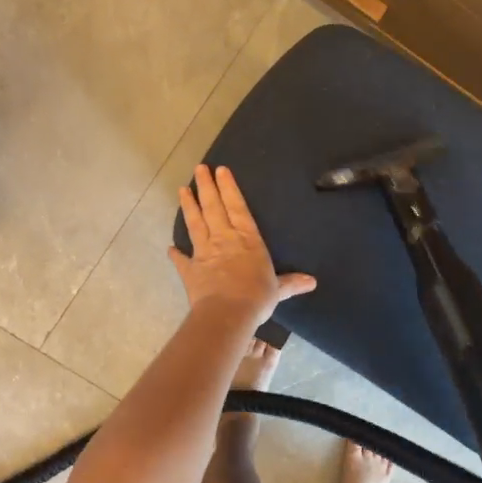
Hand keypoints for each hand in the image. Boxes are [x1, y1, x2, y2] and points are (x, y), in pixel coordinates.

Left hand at [169, 165, 315, 323]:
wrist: (227, 313)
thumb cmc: (257, 297)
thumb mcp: (278, 289)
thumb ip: (291, 283)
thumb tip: (312, 282)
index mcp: (247, 239)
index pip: (237, 206)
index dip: (229, 188)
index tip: (220, 170)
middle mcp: (224, 239)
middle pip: (213, 207)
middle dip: (206, 186)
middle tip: (199, 168)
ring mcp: (204, 252)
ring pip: (195, 223)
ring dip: (188, 206)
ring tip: (182, 189)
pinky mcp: (190, 270)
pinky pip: (181, 259)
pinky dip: (175, 254)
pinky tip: (169, 248)